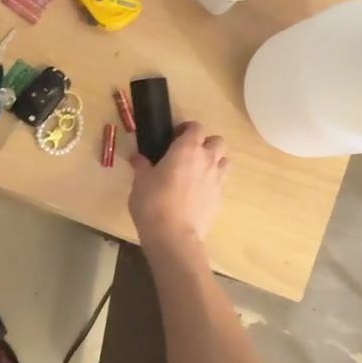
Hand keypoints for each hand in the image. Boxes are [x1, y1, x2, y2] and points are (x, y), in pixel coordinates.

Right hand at [129, 121, 229, 243]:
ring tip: (197, 172)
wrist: (173, 235)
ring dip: (214, 161)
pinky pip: (220, 182)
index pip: (196, 127)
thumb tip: (137, 157)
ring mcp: (216, 180)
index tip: (174, 137)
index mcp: (187, 149)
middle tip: (188, 154)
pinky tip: (197, 193)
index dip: (187, 129)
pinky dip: (212, 183)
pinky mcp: (219, 198)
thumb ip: (142, 166)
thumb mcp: (140, 181)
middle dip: (205, 144)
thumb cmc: (153, 202)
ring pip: (224, 161)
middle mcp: (206, 160)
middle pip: (217, 141)